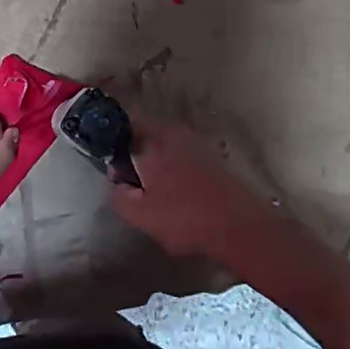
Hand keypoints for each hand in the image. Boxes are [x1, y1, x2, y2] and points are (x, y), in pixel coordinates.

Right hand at [108, 114, 298, 270]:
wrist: (237, 225)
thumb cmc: (184, 218)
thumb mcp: (139, 214)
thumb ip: (119, 195)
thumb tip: (117, 180)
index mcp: (152, 141)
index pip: (125, 123)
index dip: (112, 141)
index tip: (112, 164)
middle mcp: (176, 133)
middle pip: (146, 133)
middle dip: (135, 154)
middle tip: (132, 184)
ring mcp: (198, 143)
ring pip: (166, 145)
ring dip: (157, 162)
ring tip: (156, 193)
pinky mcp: (214, 157)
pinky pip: (184, 155)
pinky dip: (176, 169)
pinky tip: (179, 194)